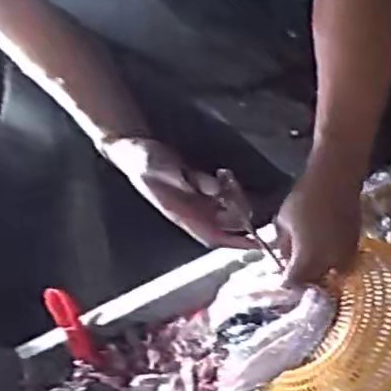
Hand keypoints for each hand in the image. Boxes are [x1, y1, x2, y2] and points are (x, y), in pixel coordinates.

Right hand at [102, 137, 255, 249]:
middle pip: (230, 224)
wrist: (135, 148)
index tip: (256, 241)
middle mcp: (197, 214)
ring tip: (226, 177)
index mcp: (184, 216)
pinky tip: (224, 173)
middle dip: (240, 212)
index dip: (236, 242)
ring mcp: (201, 203)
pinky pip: (226, 194)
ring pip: (231, 209)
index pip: (216, 238)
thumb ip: (185, 179)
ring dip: (236, 196)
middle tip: (235, 190)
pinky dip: (230, 186)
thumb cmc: (143, 161)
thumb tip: (214, 189)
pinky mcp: (204, 190)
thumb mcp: (159, 167)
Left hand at [275, 164, 362, 286]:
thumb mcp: (283, 222)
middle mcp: (329, 263)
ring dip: (321, 270)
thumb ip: (284, 245)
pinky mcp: (355, 248)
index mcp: (308, 259)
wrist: (336, 183)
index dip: (286, 282)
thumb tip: (285, 258)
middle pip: (315, 282)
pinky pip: (342, 262)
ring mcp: (345, 257)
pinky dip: (333, 260)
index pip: (294, 282)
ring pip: (332, 274)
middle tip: (296, 267)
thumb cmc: (304, 199)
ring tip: (312, 258)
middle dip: (305, 278)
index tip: (282, 276)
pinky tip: (325, 247)